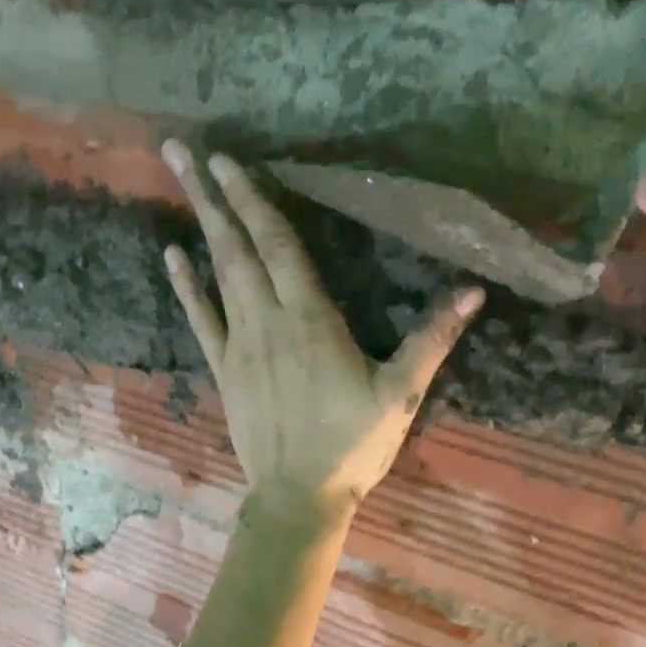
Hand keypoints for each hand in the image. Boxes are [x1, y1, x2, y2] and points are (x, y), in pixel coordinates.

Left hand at [161, 141, 483, 518]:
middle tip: (180, 149)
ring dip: (199, 225)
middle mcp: (268, 321)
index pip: (279, 246)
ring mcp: (239, 345)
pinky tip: (171, 254)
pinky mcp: (224, 370)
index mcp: (312, 320)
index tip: (229, 160)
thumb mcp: (401, 393)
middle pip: (238, 248)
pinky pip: (200, 319)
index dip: (254, 200)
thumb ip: (433, 339)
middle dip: (211, 195)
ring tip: (180, 180)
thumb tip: (474, 291)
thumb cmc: (354, 445)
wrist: (299, 497)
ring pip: (218, 274)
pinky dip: (186, 286)